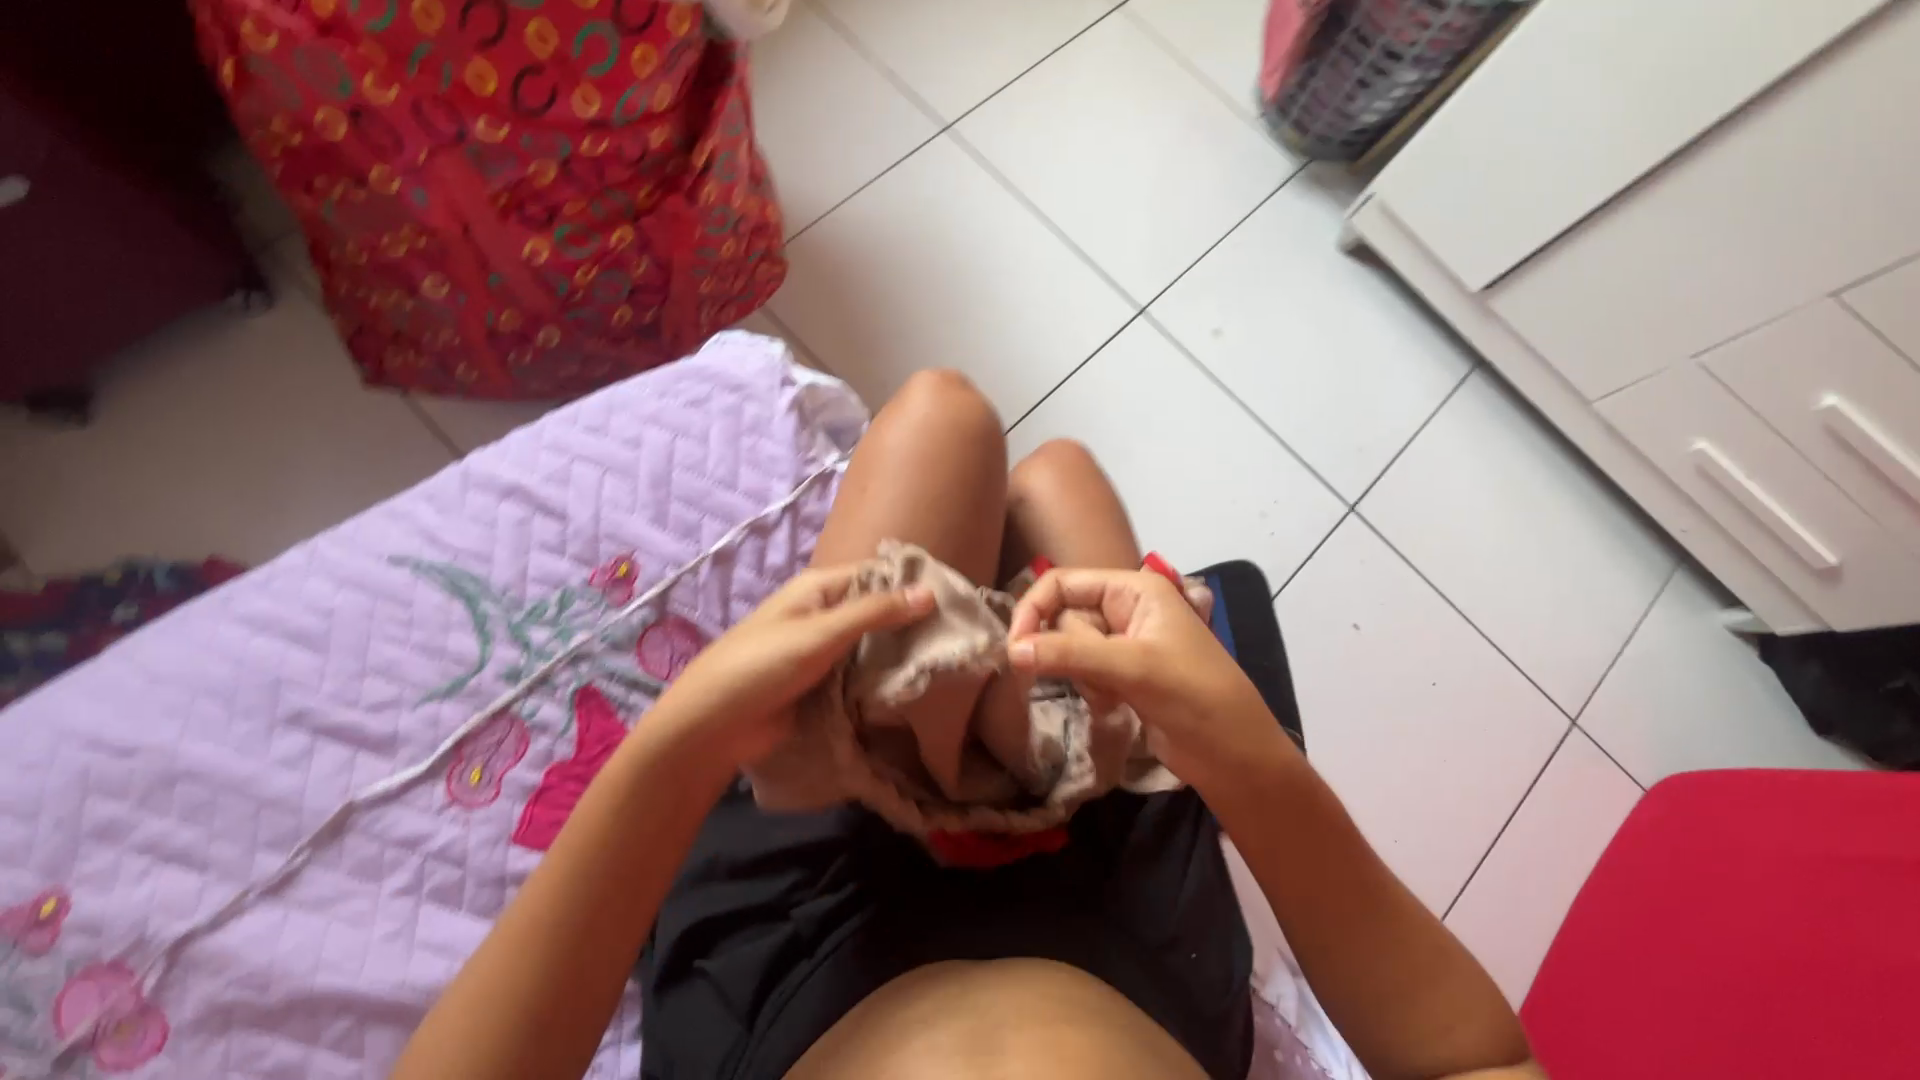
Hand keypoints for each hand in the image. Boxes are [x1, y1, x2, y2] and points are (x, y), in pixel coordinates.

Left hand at [648, 566, 933, 769]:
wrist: (715, 725)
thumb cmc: (763, 665)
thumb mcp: (821, 633)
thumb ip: (875, 613)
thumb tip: (930, 592)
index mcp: (819, 589)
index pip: (876, 574)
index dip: (913, 582)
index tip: (957, 598)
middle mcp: (824, 614)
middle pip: (878, 611)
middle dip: (912, 622)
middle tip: (960, 636)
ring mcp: (824, 652)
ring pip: (873, 646)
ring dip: (900, 654)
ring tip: (949, 662)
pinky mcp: (824, 686)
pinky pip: (861, 676)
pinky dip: (883, 680)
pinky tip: (916, 687)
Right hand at [1006, 568, 1294, 789]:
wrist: (1234, 754)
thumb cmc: (1194, 695)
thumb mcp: (1132, 667)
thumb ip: (1070, 653)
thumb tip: (1012, 650)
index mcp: (1135, 588)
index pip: (1062, 582)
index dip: (1033, 609)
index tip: (1015, 649)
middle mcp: (1126, 609)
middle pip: (1065, 618)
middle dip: (1070, 652)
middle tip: (1100, 678)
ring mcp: (1124, 644)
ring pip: (1071, 649)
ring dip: (1082, 676)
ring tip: (1113, 697)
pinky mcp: (1123, 676)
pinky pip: (1084, 672)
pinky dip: (1090, 691)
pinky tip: (1114, 708)